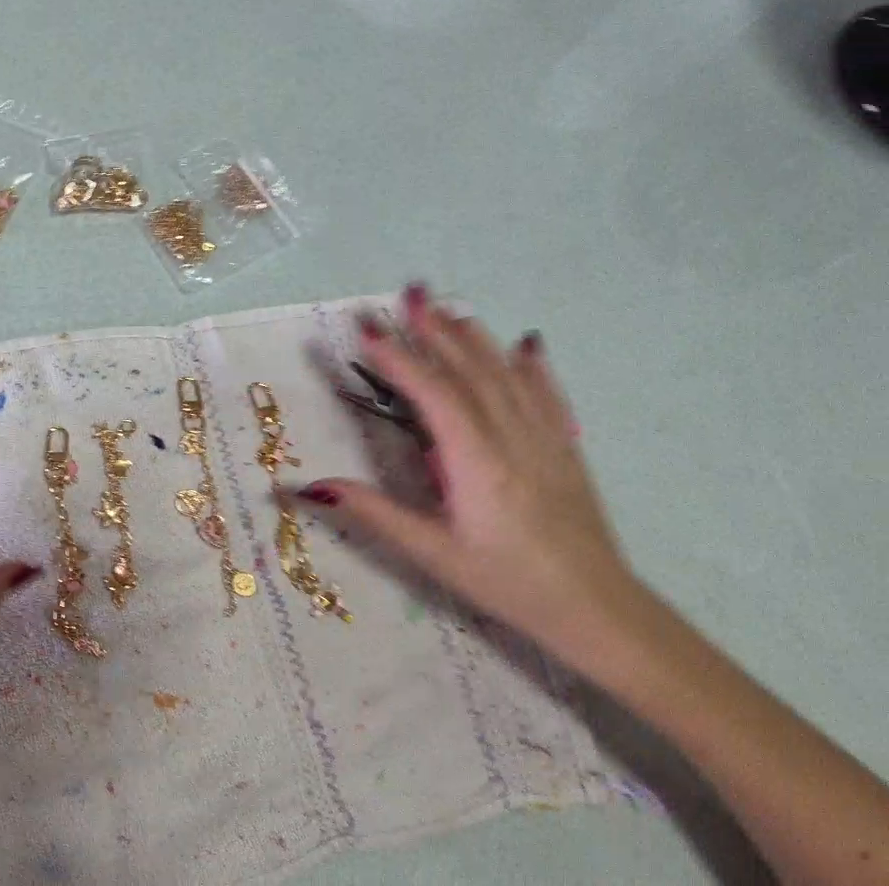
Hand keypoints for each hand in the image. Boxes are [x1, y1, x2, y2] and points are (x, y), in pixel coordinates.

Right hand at [297, 284, 645, 665]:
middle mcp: (513, 440)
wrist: (599, 611)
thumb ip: (372, 513)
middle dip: (436, 331)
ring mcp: (546, 442)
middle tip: (408, 294)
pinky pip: (549, 397)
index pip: (434, 395)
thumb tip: (305, 486)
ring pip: (508, 377)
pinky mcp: (566, 452)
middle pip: (472, 372)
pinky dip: (533, 366)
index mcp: (476, 463)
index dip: (400, 360)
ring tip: (448, 308)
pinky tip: (526, 343)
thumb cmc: (506, 583)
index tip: (368, 330)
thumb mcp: (431, 554)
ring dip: (475, 338)